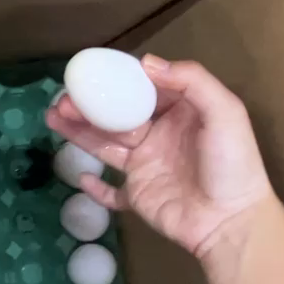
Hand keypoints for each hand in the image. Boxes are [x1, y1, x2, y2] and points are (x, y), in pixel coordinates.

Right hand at [47, 55, 273, 260]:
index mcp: (180, 114)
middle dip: (88, 106)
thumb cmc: (232, 164)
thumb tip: (145, 62)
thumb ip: (191, 81)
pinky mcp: (136, 196)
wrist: (230, 222)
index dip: (118, 80)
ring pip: (105, 145)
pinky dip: (94, 188)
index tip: (91, 72)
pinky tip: (79, 176)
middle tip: (62, 98)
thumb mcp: (225, 112)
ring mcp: (145, 167)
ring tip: (52, 117)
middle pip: (116, 116)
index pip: (144, 90)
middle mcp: (159, 137)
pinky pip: (110, 193)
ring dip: (79, 132)